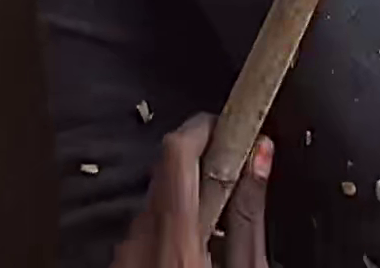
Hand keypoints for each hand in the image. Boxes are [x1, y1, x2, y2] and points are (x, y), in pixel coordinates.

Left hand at [110, 115, 272, 267]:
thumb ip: (250, 215)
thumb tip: (261, 152)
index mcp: (176, 240)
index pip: (177, 149)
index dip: (203, 128)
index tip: (228, 126)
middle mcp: (139, 240)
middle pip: (165, 169)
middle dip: (200, 162)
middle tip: (233, 175)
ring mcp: (123, 253)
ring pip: (155, 197)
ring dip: (185, 195)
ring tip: (218, 226)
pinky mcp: (118, 264)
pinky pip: (143, 227)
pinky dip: (168, 225)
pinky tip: (192, 251)